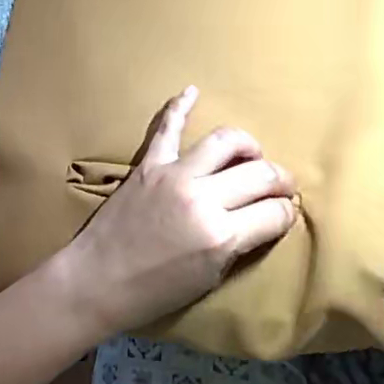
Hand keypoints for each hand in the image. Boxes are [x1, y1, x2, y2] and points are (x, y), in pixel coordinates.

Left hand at [49, 87, 298, 337]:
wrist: (97, 282)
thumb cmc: (155, 292)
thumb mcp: (211, 278)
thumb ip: (241, 244)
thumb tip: (266, 218)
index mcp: (221, 236)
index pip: (274, 213)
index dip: (287, 213)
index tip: (285, 213)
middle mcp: (203, 199)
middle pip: (260, 174)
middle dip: (281, 180)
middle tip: (282, 185)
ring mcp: (174, 176)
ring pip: (225, 141)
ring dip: (248, 145)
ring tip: (252, 154)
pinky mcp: (149, 165)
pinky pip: (167, 128)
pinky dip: (180, 107)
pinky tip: (192, 91)